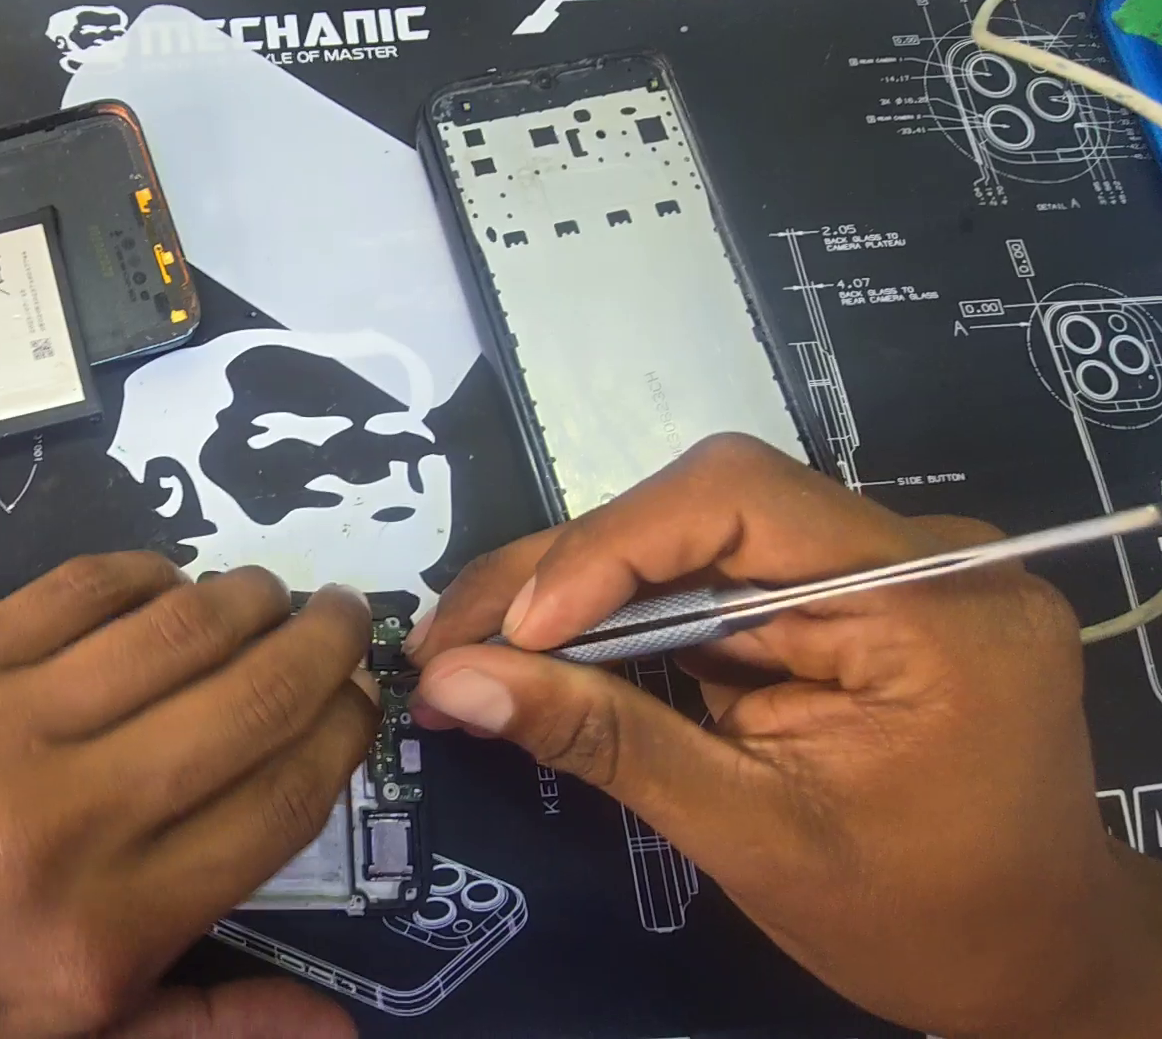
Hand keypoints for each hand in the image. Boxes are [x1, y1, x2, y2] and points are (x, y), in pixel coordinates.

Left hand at [0, 554, 371, 1038]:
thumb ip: (207, 1029)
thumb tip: (337, 1022)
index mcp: (111, 926)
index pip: (278, 799)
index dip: (339, 735)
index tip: (358, 701)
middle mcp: (76, 810)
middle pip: (245, 696)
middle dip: (319, 646)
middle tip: (346, 616)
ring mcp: (7, 720)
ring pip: (172, 626)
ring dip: (243, 598)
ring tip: (272, 592)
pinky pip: (74, 590)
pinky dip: (140, 572)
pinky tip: (166, 578)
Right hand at [403, 435, 1161, 1038]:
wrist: (1020, 964)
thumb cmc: (917, 920)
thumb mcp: (749, 834)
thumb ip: (601, 741)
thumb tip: (452, 684)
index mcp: (926, 605)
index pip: (735, 500)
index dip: (606, 548)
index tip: (519, 634)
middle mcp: (887, 556)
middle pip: (673, 515)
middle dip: (544, 577)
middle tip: (445, 641)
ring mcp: (836, 570)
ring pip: (651, 543)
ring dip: (543, 597)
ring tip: (457, 650)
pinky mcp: (791, 598)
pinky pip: (664, 583)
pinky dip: (580, 620)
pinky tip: (516, 654)